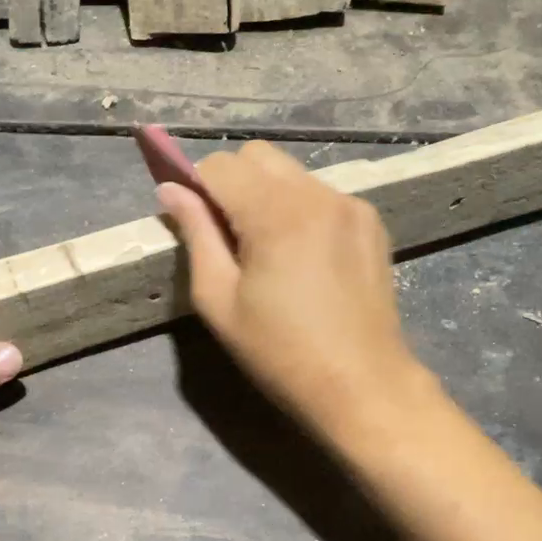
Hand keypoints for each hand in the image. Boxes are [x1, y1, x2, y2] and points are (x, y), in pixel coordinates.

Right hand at [158, 142, 439, 449]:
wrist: (363, 385)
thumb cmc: (280, 353)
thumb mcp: (218, 301)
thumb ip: (195, 235)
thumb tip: (171, 191)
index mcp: (276, 214)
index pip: (219, 166)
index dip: (197, 188)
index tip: (195, 224)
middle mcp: (317, 194)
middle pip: (257, 156)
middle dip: (232, 183)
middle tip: (229, 237)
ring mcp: (350, 204)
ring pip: (290, 172)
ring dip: (266, 195)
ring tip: (268, 250)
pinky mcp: (370, 220)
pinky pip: (320, 194)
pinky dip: (299, 209)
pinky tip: (302, 256)